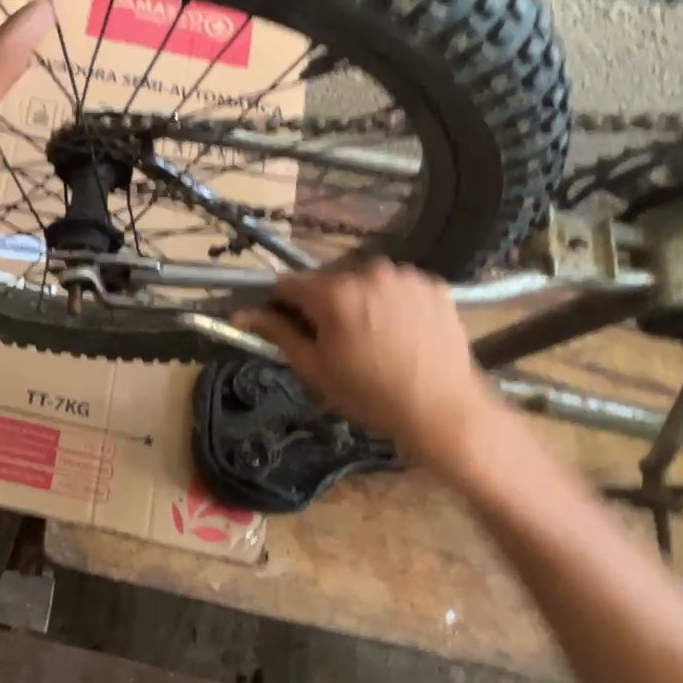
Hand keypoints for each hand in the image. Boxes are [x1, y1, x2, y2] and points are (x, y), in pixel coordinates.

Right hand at [234, 259, 498, 468]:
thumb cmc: (368, 394)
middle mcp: (369, 272)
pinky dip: (389, 302)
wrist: (442, 410)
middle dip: (322, 305)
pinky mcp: (433, 285)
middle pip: (328, 282)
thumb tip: (240, 314)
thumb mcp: (313, 367)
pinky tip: (396, 332)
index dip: (279, 305)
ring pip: (363, 282)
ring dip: (357, 301)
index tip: (284, 327)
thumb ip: (277, 332)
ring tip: (368, 338)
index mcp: (334, 293)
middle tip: (331, 341)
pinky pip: (396, 287)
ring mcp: (405, 276)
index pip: (288, 285)